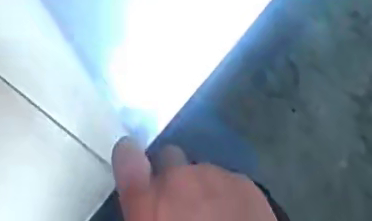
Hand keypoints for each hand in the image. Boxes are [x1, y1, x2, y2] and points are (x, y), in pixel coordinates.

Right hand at [112, 139, 276, 220]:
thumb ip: (145, 218)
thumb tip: (150, 216)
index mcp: (146, 202)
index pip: (127, 156)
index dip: (130, 160)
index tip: (134, 167)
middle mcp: (176, 178)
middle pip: (168, 158)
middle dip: (173, 178)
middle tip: (182, 213)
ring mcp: (212, 175)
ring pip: (201, 173)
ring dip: (203, 192)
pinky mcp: (244, 184)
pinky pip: (229, 183)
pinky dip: (229, 200)